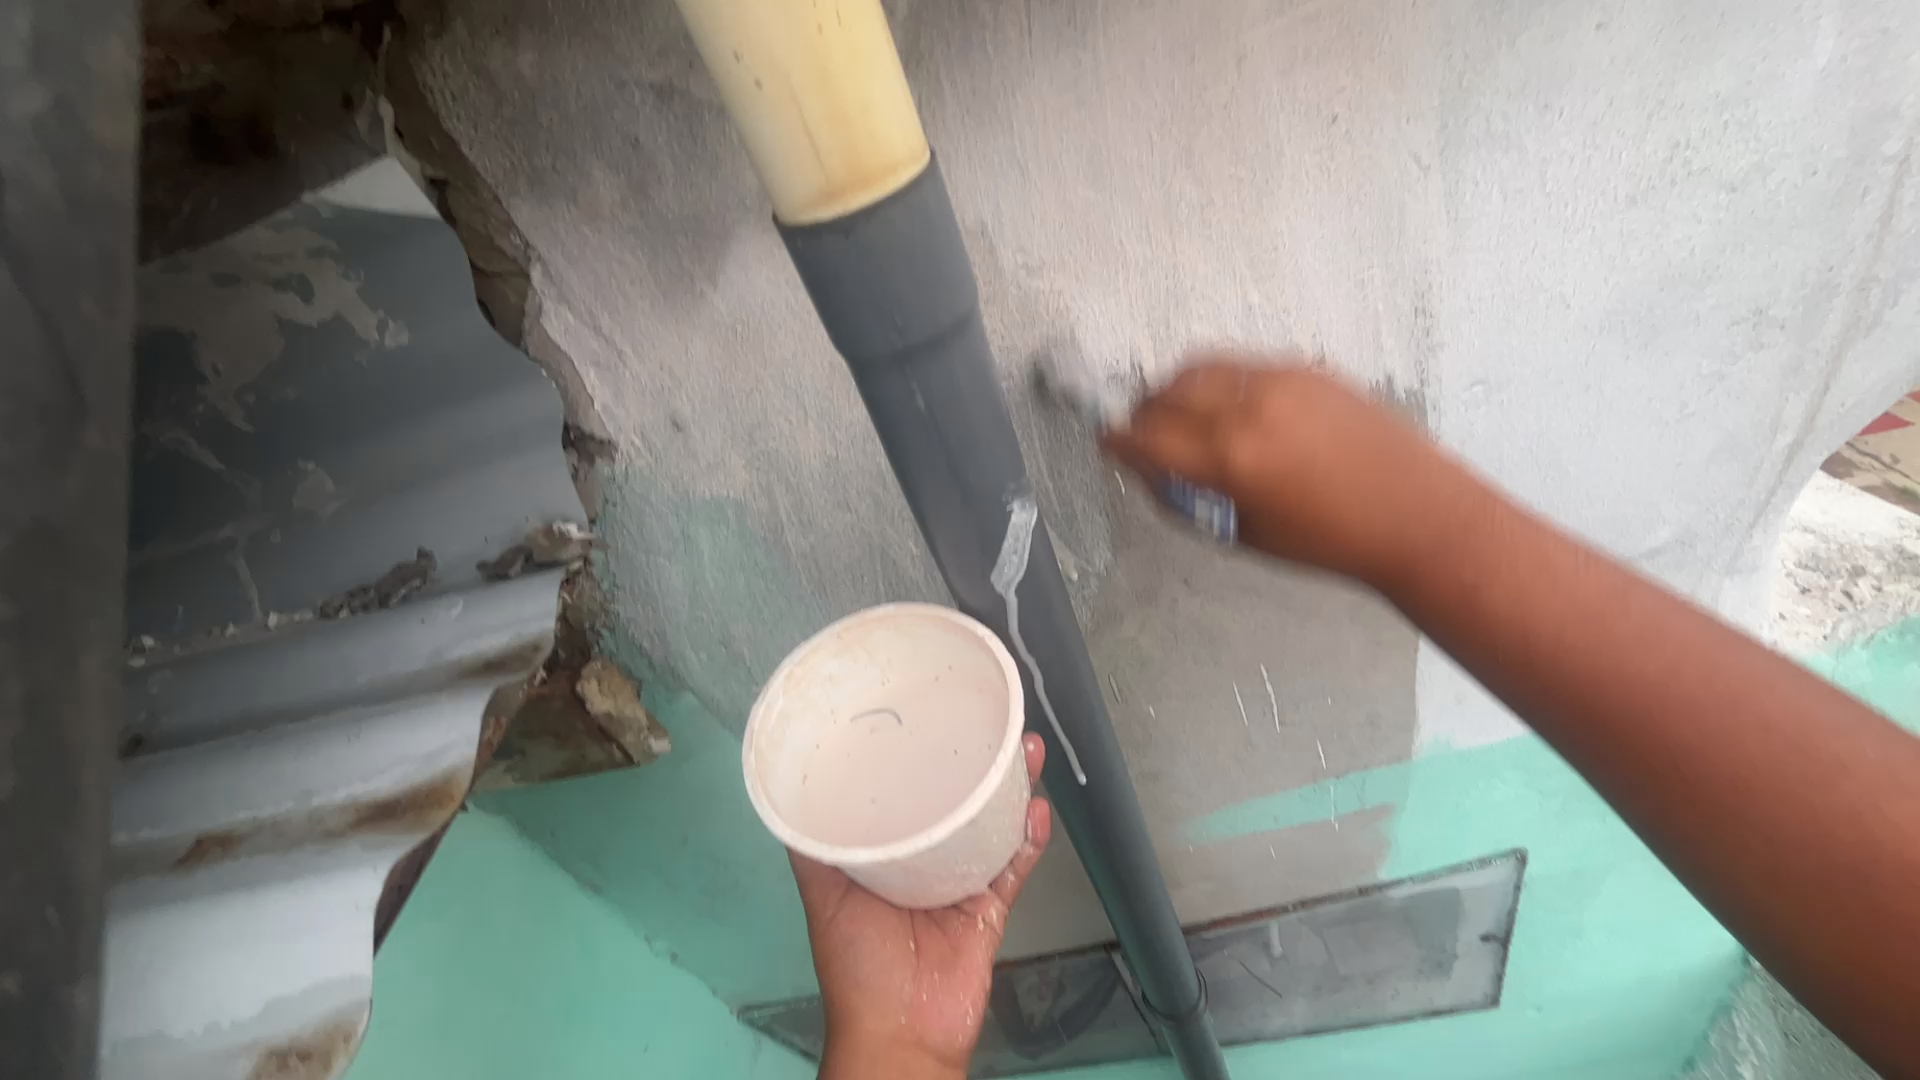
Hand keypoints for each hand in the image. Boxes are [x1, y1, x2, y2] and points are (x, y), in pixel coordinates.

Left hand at [791, 734, 1052, 1079]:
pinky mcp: (992, 906)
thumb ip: (811, 850)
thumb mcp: (824, 897)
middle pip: (960, 800)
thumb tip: (788, 795)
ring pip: (993, 823)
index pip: (910, 792)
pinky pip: (1015, 865)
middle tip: (999, 726)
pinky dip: (1030, 838)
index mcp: (890, 853)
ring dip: (1013, 787)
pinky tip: (1038, 810)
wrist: (901, 1034)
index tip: (937, 716)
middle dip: (980, 762)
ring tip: (1026, 750)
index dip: (925, 755)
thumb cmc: (856, 965)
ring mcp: (963, 881)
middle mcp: (927, 859)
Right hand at [1101, 352, 1468, 586]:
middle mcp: (1248, 407)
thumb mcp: (1238, 533)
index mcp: (1229, 458)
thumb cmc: (1324, 542)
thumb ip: (1183, 496)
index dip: (1116, 440)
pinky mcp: (1307, 367)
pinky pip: (1239, 366)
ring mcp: (1280, 379)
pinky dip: (1217, 384)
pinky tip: (1230, 410)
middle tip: (1143, 435)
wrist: (1418, 515)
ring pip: (1199, 367)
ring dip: (1175, 391)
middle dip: (1143, 413)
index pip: (1146, 436)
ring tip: (1181, 418)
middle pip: (1165, 391)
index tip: (1106, 442)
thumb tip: (1147, 468)